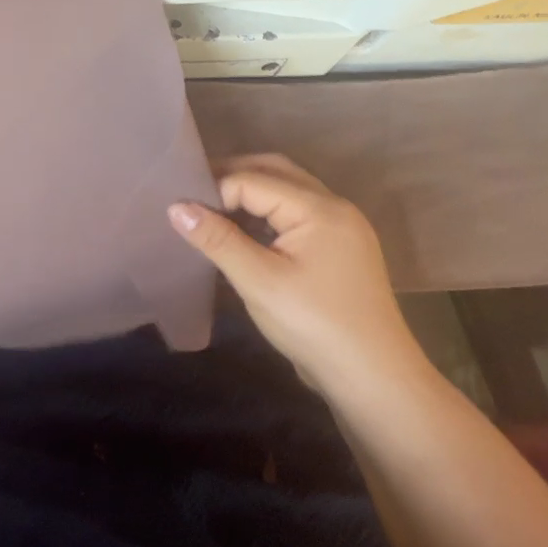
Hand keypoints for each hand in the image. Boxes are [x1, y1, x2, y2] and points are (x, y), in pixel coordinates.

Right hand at [167, 154, 428, 394]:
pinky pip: (294, 212)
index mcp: (319, 210)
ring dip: (247, 193)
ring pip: (286, 190)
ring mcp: (340, 228)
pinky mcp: (337, 248)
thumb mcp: (257, 280)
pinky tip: (240, 233)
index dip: (213, 193)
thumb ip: (216, 239)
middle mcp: (335, 208)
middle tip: (189, 196)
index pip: (251, 180)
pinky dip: (263, 212)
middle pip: (274, 171)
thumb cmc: (313, 323)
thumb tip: (175, 207)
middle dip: (230, 177)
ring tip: (208, 213)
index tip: (182, 214)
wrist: (372, 375)